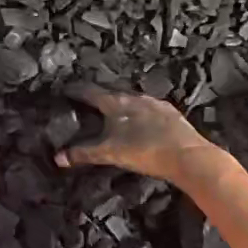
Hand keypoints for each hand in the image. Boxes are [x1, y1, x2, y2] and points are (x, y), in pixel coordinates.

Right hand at [54, 85, 230, 186]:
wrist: (190, 157)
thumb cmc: (145, 151)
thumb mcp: (110, 154)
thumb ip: (83, 153)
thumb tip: (57, 158)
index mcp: (115, 103)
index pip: (89, 92)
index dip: (76, 91)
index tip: (65, 90)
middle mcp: (133, 97)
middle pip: (110, 93)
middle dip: (99, 96)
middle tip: (88, 102)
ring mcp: (154, 103)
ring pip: (131, 99)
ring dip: (121, 103)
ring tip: (115, 111)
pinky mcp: (171, 112)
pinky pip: (149, 107)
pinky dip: (140, 111)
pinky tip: (143, 120)